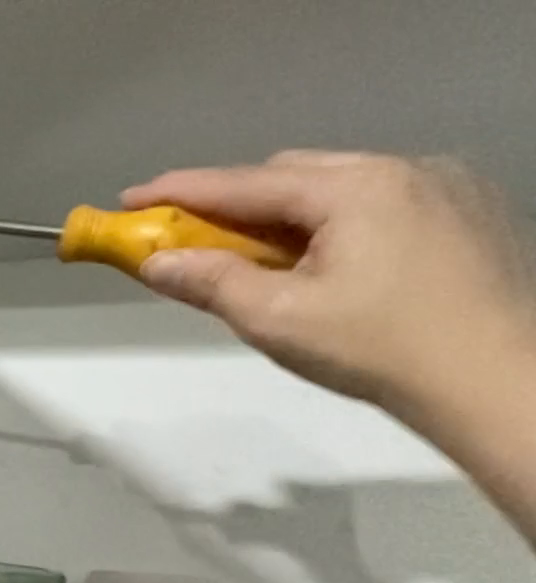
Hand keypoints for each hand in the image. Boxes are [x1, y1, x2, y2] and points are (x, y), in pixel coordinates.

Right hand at [123, 152, 535, 408]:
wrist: (490, 376)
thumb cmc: (374, 346)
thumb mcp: (273, 317)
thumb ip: (210, 281)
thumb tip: (155, 262)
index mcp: (354, 189)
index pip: (244, 183)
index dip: (178, 191)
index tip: (128, 200)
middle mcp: (400, 171)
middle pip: (288, 176)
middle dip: (229, 203)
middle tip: (183, 239)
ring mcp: (438, 187)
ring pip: (330, 187)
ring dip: (276, 215)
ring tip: (246, 258)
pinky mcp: (458, 213)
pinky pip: (369, 203)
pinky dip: (322, 222)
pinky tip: (311, 261)